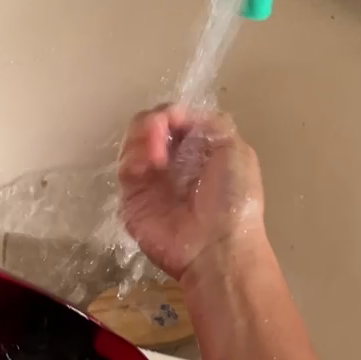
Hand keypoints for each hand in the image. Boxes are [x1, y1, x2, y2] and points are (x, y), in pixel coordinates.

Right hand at [118, 105, 265, 279]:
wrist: (217, 247)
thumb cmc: (234, 199)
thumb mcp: (236, 150)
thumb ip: (212, 124)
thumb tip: (181, 114)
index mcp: (198, 149)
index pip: (174, 118)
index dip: (171, 113)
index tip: (175, 118)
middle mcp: (173, 162)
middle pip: (148, 126)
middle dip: (152, 122)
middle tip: (160, 133)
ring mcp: (151, 180)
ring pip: (132, 142)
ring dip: (142, 137)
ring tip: (157, 154)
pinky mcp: (133, 197)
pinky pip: (124, 167)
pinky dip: (133, 157)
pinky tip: (149, 164)